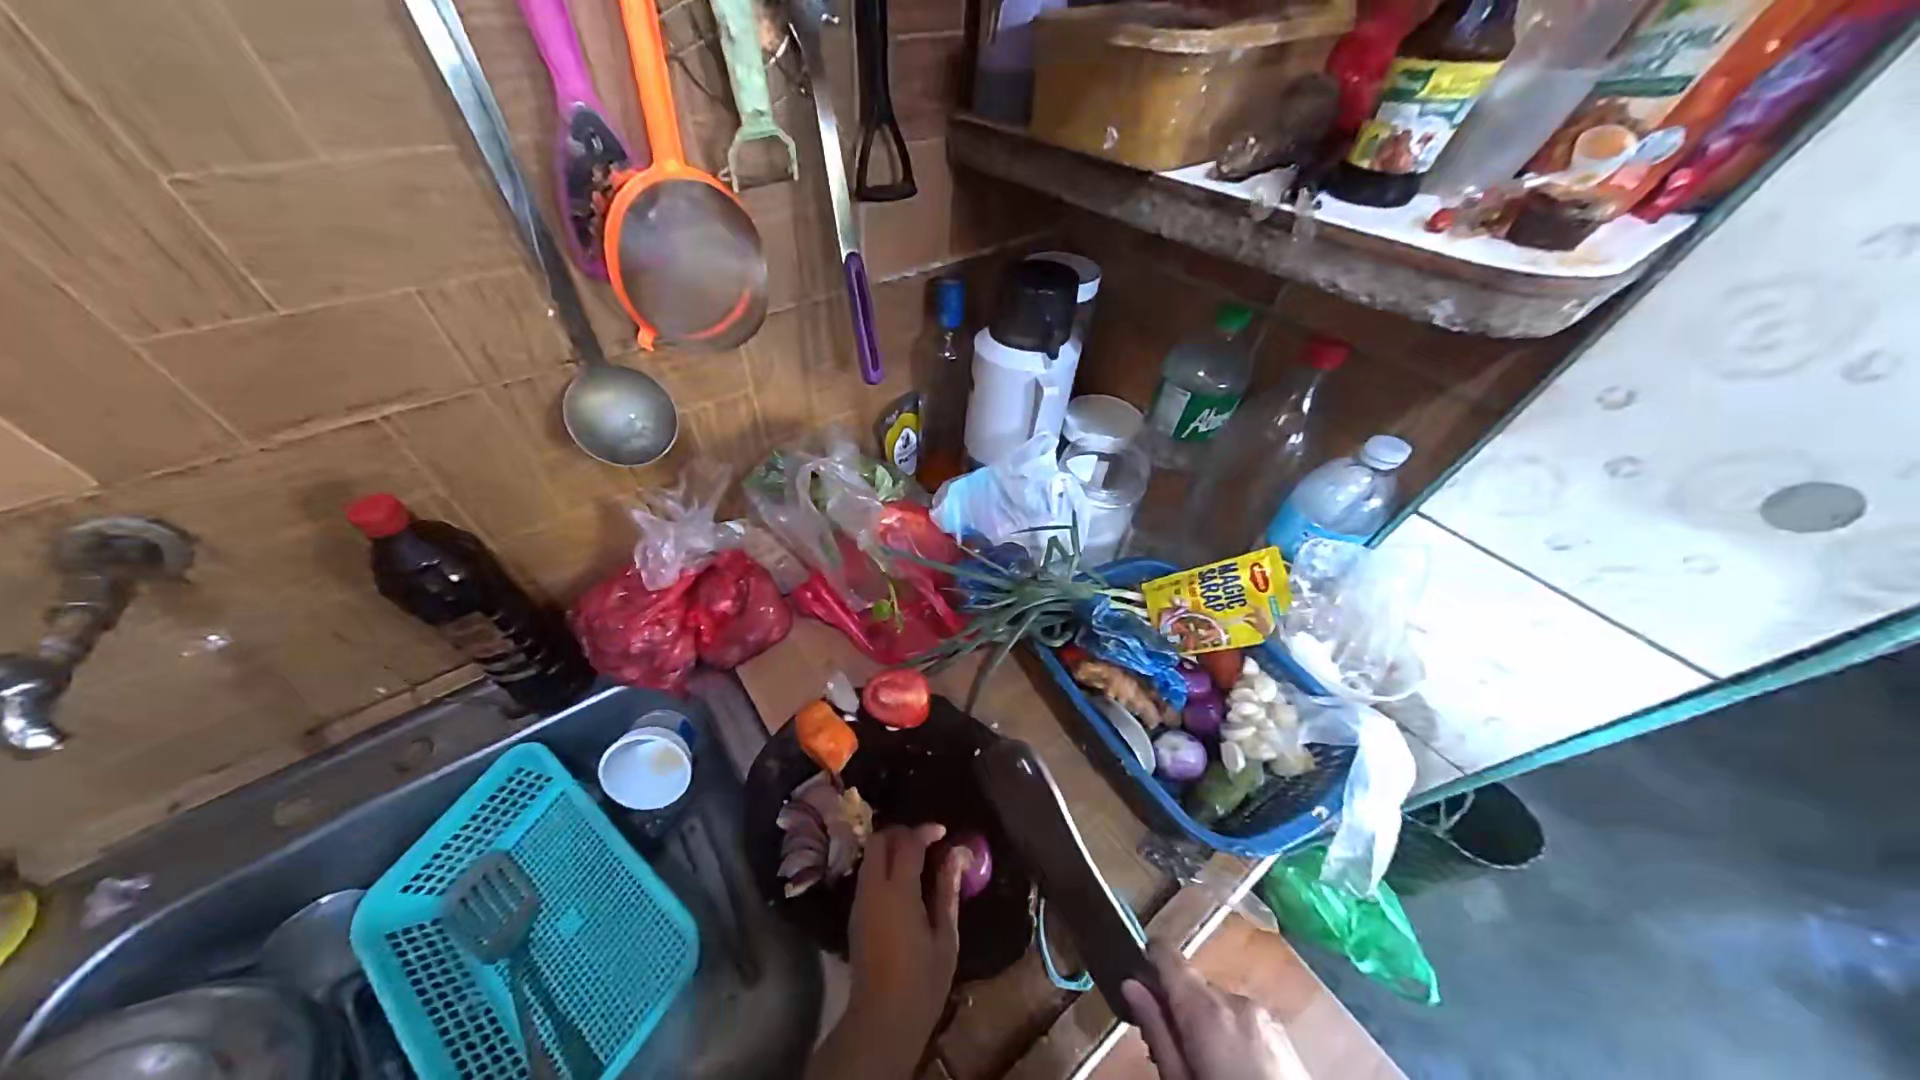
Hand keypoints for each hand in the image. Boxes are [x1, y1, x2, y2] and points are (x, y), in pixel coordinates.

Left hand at [805, 824, 967, 1079]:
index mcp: (898, 892)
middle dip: (902, 832)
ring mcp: (860, 901)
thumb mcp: (945, 936)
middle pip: (879, 840)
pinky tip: (903, 881)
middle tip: (927, 841)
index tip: (944, 833)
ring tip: (917, 859)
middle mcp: (873, 889)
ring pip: (869, 856)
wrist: (882, 1019)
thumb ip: (947, 890)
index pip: (907, 843)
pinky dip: (882, 865)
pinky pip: (867, 875)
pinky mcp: (855, 915)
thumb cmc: (922, 981)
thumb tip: (957, 854)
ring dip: (890, 848)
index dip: (926, 831)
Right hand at [1121, 939, 1308, 1079]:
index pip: (1166, 954)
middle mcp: (1235, 999)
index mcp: (1205, 1008)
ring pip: (1219, 1004)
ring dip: (1208, 1025)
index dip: (1148, 962)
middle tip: (1175, 1054)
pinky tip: (1238, 1075)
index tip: (1139, 987)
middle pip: (1193, 985)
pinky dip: (1234, 1036)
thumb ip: (1156, 1031)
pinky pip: (1245, 1020)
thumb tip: (1131, 985)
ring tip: (1210, 1071)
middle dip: (1180, 1009)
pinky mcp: (1285, 1035)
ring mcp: (1264, 1016)